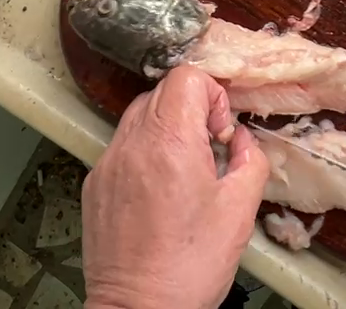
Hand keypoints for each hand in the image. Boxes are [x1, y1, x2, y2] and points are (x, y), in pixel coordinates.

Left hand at [82, 66, 270, 308]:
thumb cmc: (187, 268)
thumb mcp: (240, 211)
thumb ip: (250, 159)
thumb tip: (240, 139)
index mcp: (170, 141)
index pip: (187, 76)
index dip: (211, 95)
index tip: (218, 130)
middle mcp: (133, 143)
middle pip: (163, 90)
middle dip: (191, 109)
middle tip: (206, 149)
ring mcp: (109, 162)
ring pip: (140, 113)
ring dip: (165, 127)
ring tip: (182, 168)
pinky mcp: (95, 183)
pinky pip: (122, 145)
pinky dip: (142, 152)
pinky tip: (157, 190)